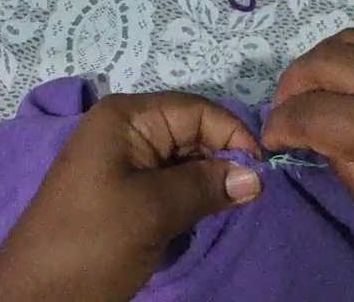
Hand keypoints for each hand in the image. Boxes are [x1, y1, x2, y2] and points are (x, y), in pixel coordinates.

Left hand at [0, 91, 264, 301]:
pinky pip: (165, 184)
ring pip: (180, 160)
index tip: (262, 172)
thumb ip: (205, 186)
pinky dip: (187, 198)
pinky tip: (202, 217)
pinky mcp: (119, 194)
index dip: (231, 134)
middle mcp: (124, 129)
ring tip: (231, 208)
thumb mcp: (152, 212)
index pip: (194, 109)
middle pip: (189, 131)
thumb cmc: (90, 244)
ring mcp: (119, 162)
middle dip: (220, 159)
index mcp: (126, 117)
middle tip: (250, 196)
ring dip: (206, 182)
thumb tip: (255, 176)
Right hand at [262, 29, 353, 301]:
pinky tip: (345, 82)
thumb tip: (300, 128)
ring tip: (310, 92)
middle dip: (293, 84)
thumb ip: (333, 155)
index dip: (281, 124)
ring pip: (349, 39)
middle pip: (325, 61)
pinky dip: (351, 56)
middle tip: (284, 112)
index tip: (269, 138)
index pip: (313, 111)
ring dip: (319, 63)